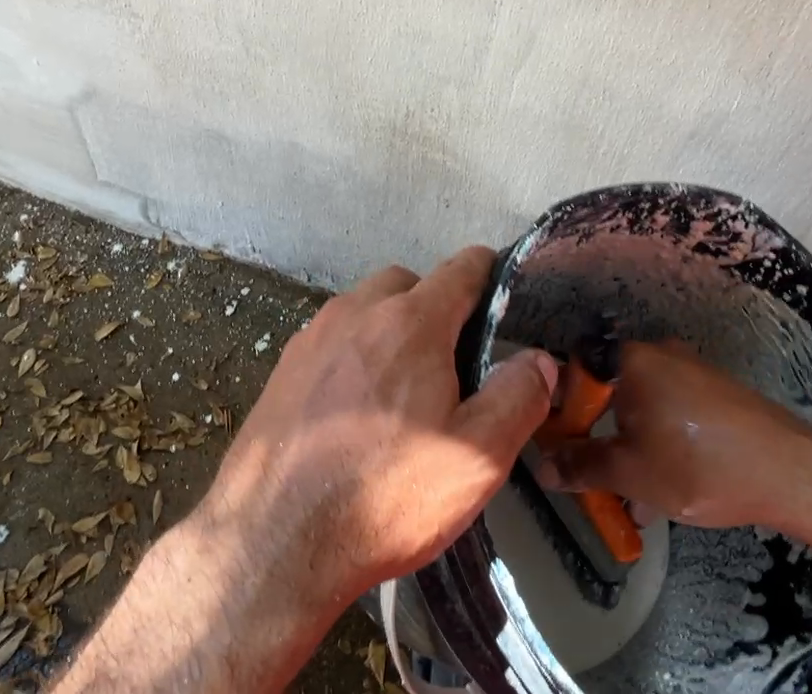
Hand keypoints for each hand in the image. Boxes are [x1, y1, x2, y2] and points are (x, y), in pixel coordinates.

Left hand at [201, 246, 557, 606]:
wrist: (272, 544)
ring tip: (404, 393)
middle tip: (454, 366)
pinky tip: (357, 413)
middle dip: (438, 307)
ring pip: (366, 309)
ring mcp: (311, 338)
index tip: (505, 305)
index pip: (462, 267)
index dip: (492, 277)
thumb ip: (518, 396)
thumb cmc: (386, 496)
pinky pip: (332, 340)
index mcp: (410, 322)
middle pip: (409, 282)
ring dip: (392, 330)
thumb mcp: (477, 457)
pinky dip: (355, 355)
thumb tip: (539, 359)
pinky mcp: (282, 370)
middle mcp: (356, 312)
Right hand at [536, 340, 811, 527]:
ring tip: (631, 494)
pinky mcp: (714, 391)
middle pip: (607, 390)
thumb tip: (543, 467)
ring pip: (640, 406)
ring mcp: (690, 369)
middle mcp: (657, 353)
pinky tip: (665, 485)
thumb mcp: (628, 472)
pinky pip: (669, 411)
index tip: (555, 444)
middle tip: (591, 474)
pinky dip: (657, 441)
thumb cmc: (697, 465)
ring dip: (628, 445)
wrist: (789, 471)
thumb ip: (580, 466)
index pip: (573, 370)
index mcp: (630, 360)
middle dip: (595, 435)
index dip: (557, 408)